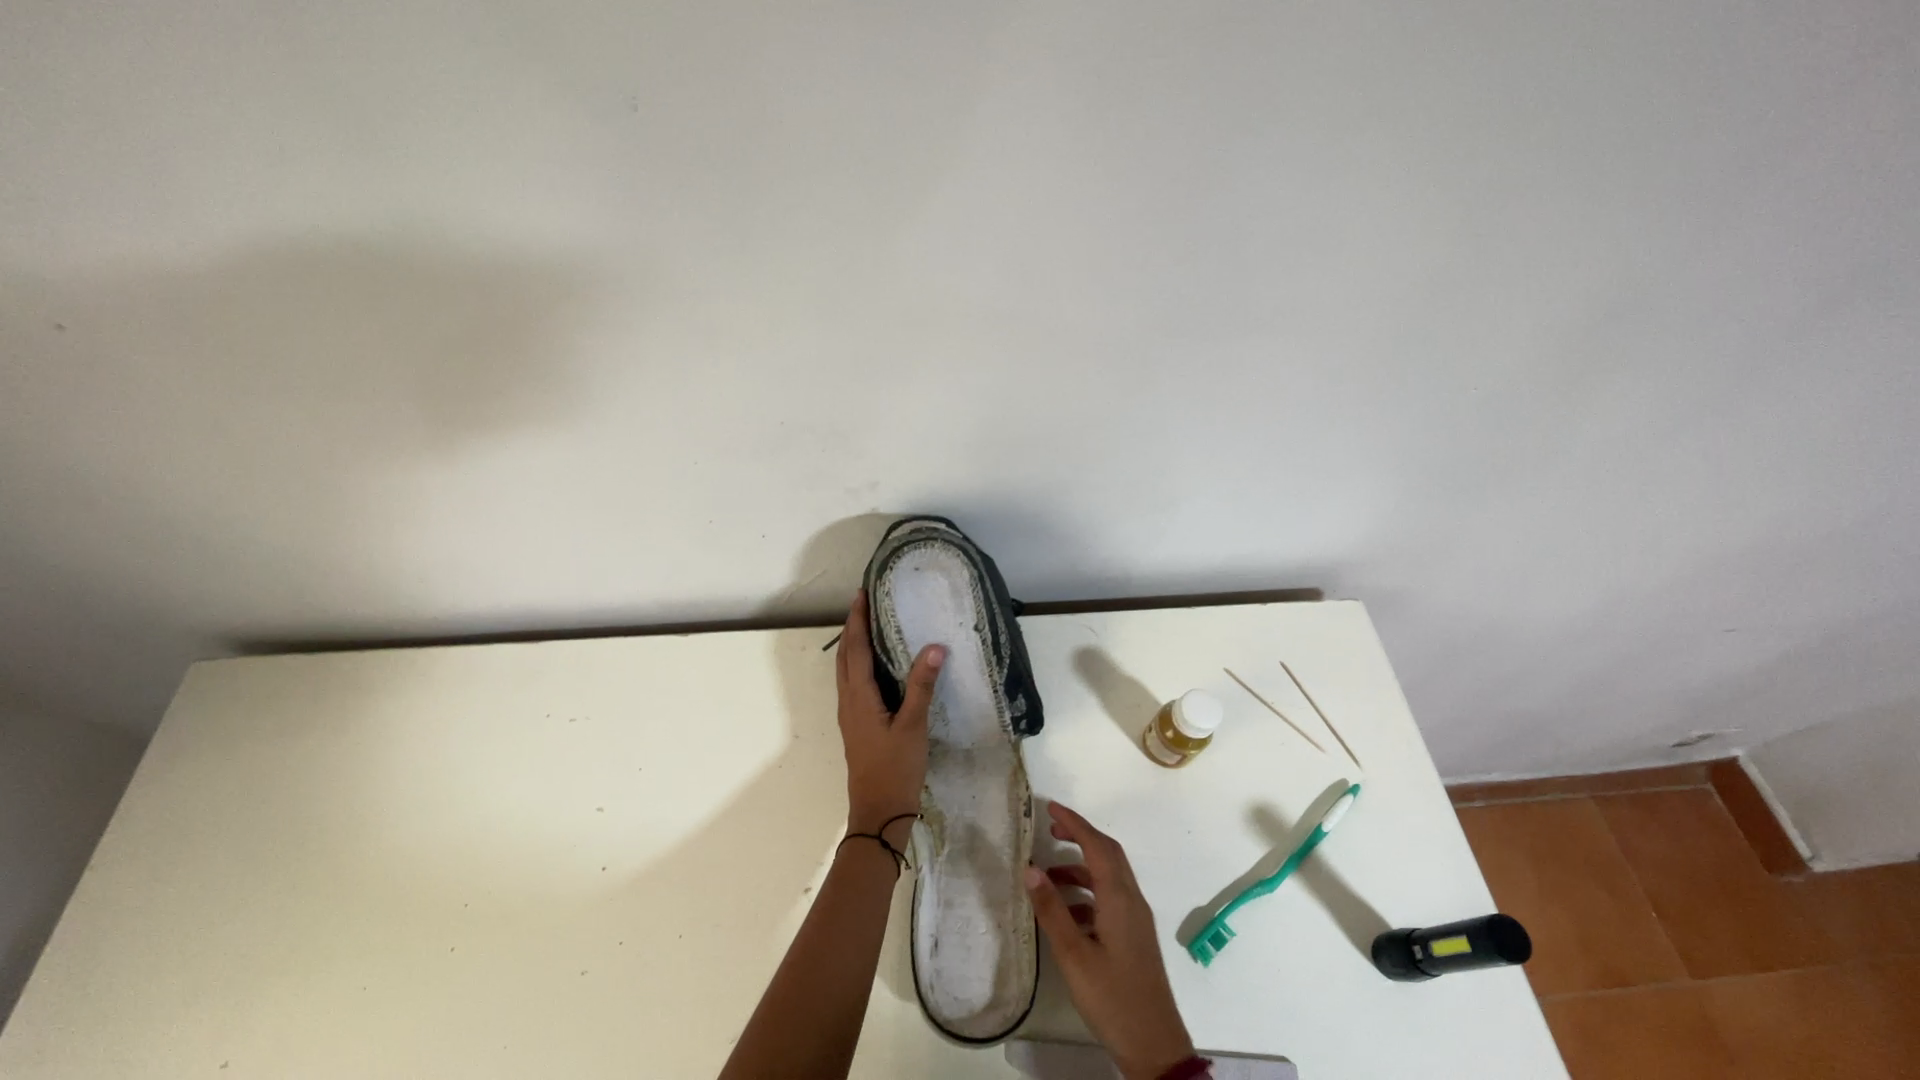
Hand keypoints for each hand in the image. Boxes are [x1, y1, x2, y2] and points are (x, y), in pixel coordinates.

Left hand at [836, 590, 944, 842]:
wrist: (878, 812)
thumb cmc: (895, 769)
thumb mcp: (913, 726)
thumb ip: (922, 686)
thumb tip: (933, 647)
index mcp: (858, 697)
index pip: (855, 649)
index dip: (857, 620)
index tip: (861, 594)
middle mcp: (848, 702)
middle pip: (845, 656)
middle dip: (853, 628)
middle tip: (866, 603)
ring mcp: (850, 715)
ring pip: (847, 671)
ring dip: (854, 646)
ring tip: (871, 627)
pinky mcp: (857, 726)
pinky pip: (854, 684)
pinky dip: (861, 665)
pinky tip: (879, 668)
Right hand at [1026, 803, 1195, 1079]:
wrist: (1153, 1042)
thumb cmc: (1111, 997)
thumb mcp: (1073, 954)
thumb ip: (1052, 910)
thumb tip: (1031, 868)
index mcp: (1119, 899)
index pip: (1097, 846)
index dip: (1074, 823)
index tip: (1050, 808)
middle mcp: (1132, 901)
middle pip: (1108, 854)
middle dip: (1080, 836)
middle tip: (1049, 828)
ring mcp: (1136, 919)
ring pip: (1109, 877)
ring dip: (1080, 867)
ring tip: (1046, 875)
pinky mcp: (1134, 936)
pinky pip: (1110, 899)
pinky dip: (1087, 892)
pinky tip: (1064, 912)